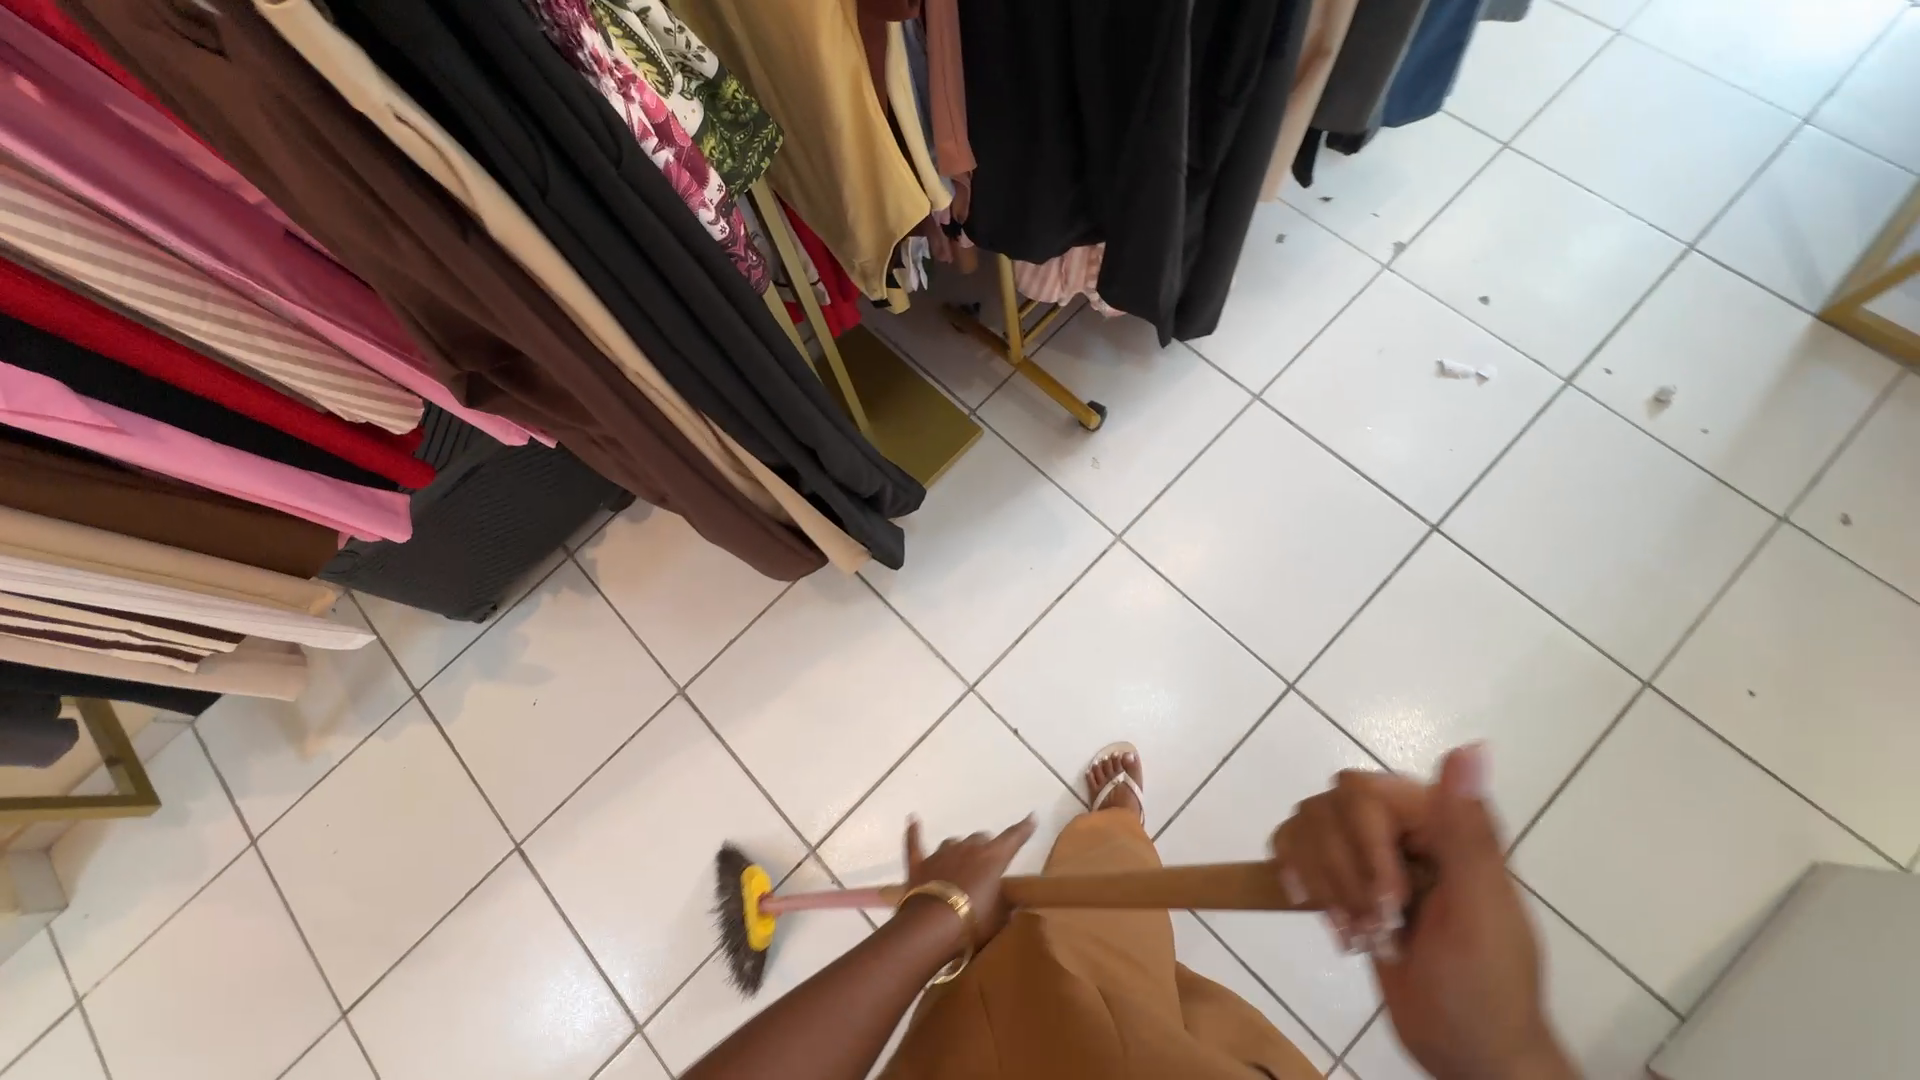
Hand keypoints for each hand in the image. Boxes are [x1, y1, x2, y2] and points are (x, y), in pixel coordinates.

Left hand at [903, 815, 1036, 947]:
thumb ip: (1005, 905)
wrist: (933, 927)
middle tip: (985, 869)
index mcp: (993, 858)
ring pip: (954, 843)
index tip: (1031, 817)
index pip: (1013, 838)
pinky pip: (915, 843)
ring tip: (960, 867)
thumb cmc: (974, 923)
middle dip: (984, 850)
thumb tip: (1009, 902)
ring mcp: (942, 853)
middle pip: (980, 839)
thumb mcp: (1000, 918)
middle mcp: (968, 848)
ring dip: (959, 852)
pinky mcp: (919, 864)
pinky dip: (914, 832)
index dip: (1023, 829)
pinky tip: (913, 819)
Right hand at [1271, 746, 1575, 1079]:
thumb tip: (1473, 748)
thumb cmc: (1483, 991)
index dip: (1365, 846)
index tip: (1390, 906)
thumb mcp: (1481, 914)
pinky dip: (1297, 877)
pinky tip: (1313, 910)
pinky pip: (1291, 844)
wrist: (1465, 1054)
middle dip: (1343, 873)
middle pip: (1329, 807)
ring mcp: (1365, 850)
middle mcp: (1399, 825)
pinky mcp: (1339, 875)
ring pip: (1304, 823)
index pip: (1366, 793)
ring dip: (1323, 885)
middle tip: (1378, 927)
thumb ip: (1469, 831)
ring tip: (1358, 933)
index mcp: (1440, 822)